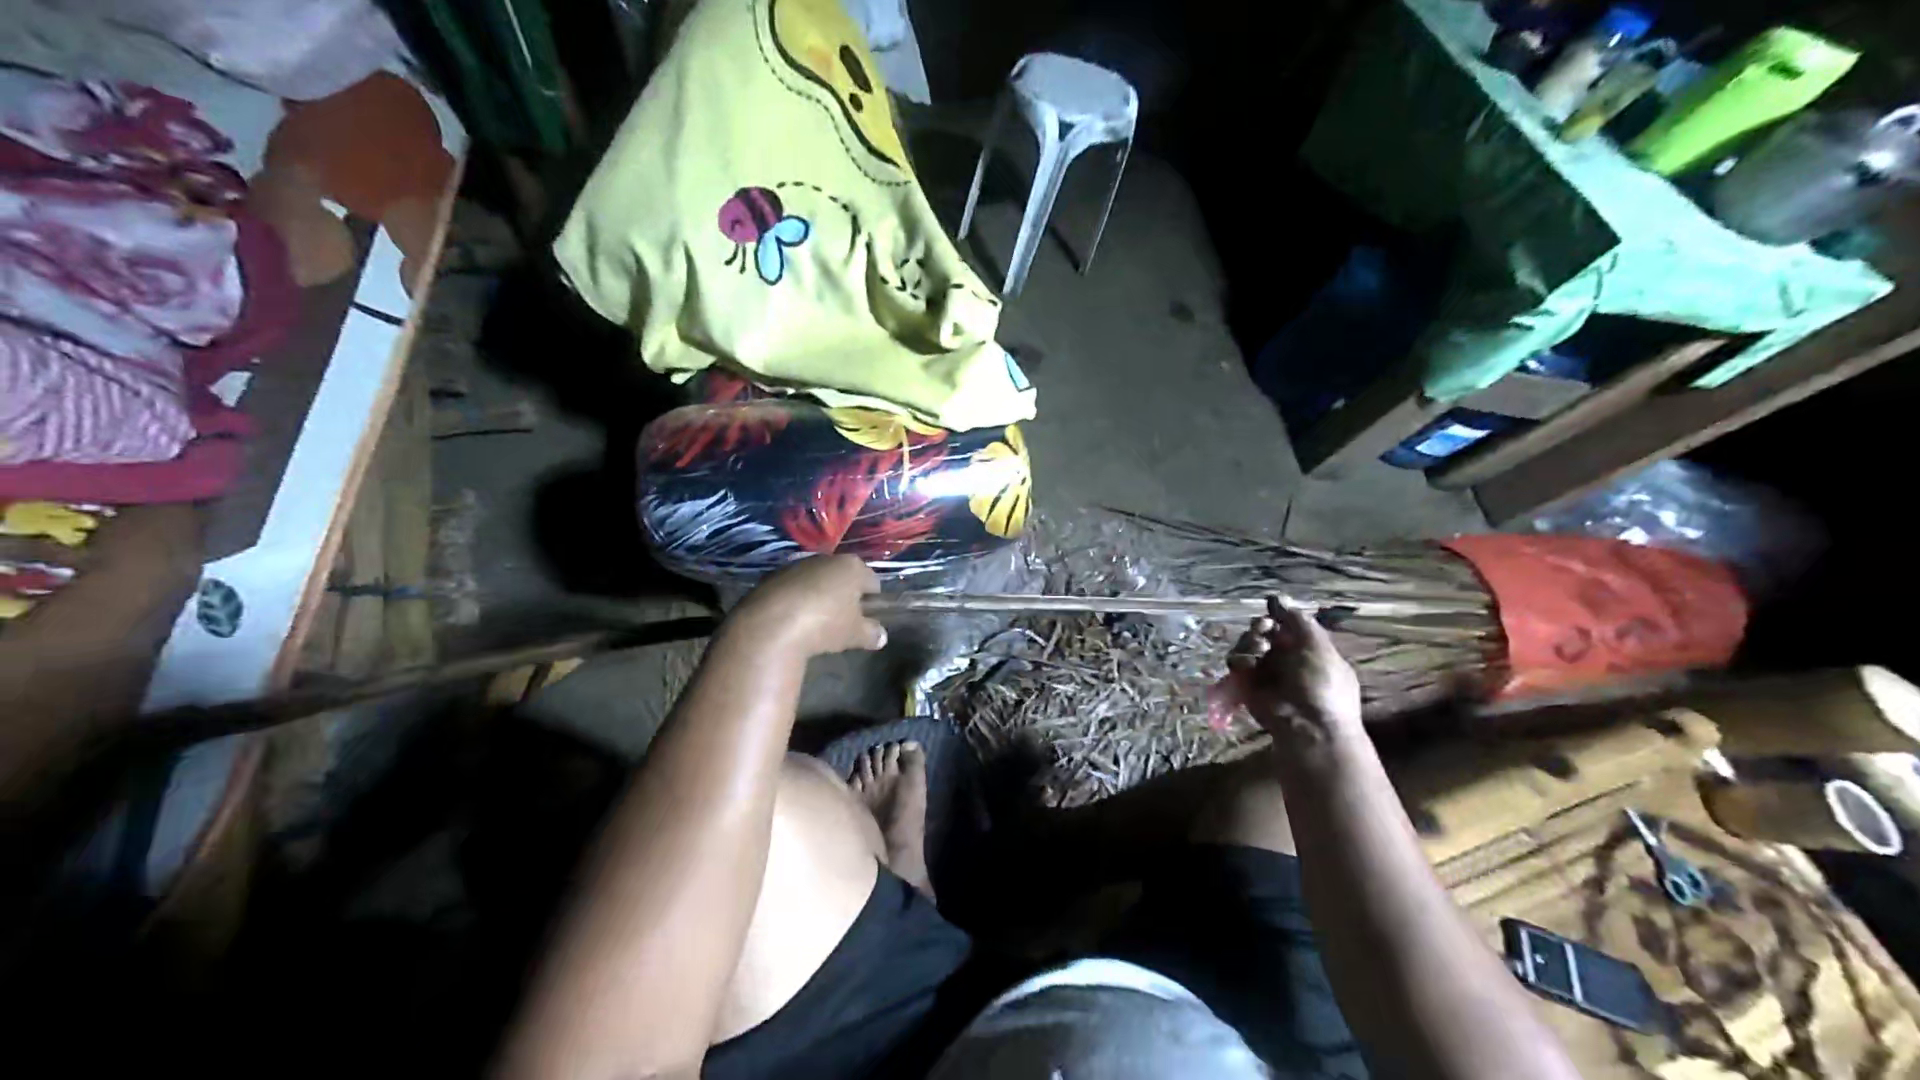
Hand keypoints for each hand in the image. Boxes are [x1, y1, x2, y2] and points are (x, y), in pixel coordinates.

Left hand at [726, 555, 885, 657]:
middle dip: (845, 595)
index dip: (873, 600)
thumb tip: (881, 636)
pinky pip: (793, 588)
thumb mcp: (854, 634)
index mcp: (852, 567)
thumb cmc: (824, 624)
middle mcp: (826, 559)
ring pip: (817, 580)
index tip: (869, 617)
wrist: (770, 624)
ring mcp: (797, 565)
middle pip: (843, 577)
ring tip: (816, 622)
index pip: (872, 581)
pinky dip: (797, 599)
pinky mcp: (772, 577)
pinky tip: (793, 620)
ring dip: (819, 596)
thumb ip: (871, 633)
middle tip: (844, 620)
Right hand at [1224, 597, 1364, 750]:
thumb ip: (1298, 620)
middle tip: (1263, 631)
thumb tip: (1277, 598)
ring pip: (1246, 644)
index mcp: (1304, 648)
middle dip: (1259, 628)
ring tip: (1259, 652)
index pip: (1282, 624)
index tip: (1272, 616)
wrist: (1308, 726)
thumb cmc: (1322, 685)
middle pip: (1260, 631)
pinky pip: (1235, 663)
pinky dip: (1239, 660)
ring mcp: (1263, 671)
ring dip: (1249, 643)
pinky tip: (1248, 664)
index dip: (1275, 616)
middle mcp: (1282, 657)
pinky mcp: (1246, 684)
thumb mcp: (1318, 646)